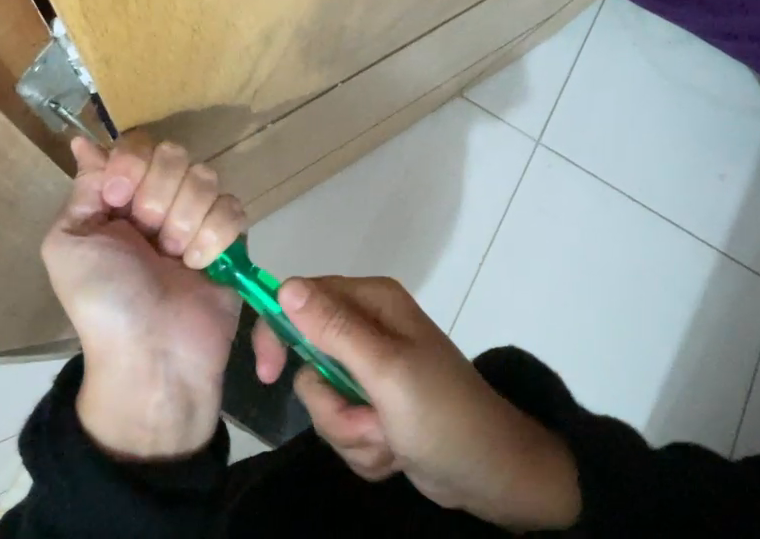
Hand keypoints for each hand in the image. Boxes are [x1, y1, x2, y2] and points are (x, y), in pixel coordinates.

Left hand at [41, 133, 247, 460]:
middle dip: (159, 195)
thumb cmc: (104, 302)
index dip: (133, 162)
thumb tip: (84, 141)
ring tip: (174, 259)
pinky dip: (215, 238)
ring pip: (206, 177)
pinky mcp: (231, 239)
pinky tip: (200, 267)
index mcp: (119, 197)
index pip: (137, 144)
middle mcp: (158, 200)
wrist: (152, 356)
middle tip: (148, 237)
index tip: (120, 196)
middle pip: (174, 153)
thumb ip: (85, 189)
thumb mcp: (67, 245)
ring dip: (186, 221)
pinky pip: (233, 207)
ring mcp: (197, 217)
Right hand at [252, 276, 580, 530]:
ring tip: (390, 437)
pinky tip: (395, 451)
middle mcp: (368, 328)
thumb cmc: (441, 413)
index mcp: (372, 302)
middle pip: (308, 359)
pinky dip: (364, 447)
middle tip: (367, 419)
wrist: (490, 474)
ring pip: (322, 400)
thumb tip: (284, 285)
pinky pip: (341, 425)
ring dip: (351, 431)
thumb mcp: (385, 369)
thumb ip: (333, 328)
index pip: (300, 299)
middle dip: (333, 404)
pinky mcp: (375, 407)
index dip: (279, 333)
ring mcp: (371, 370)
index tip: (268, 374)